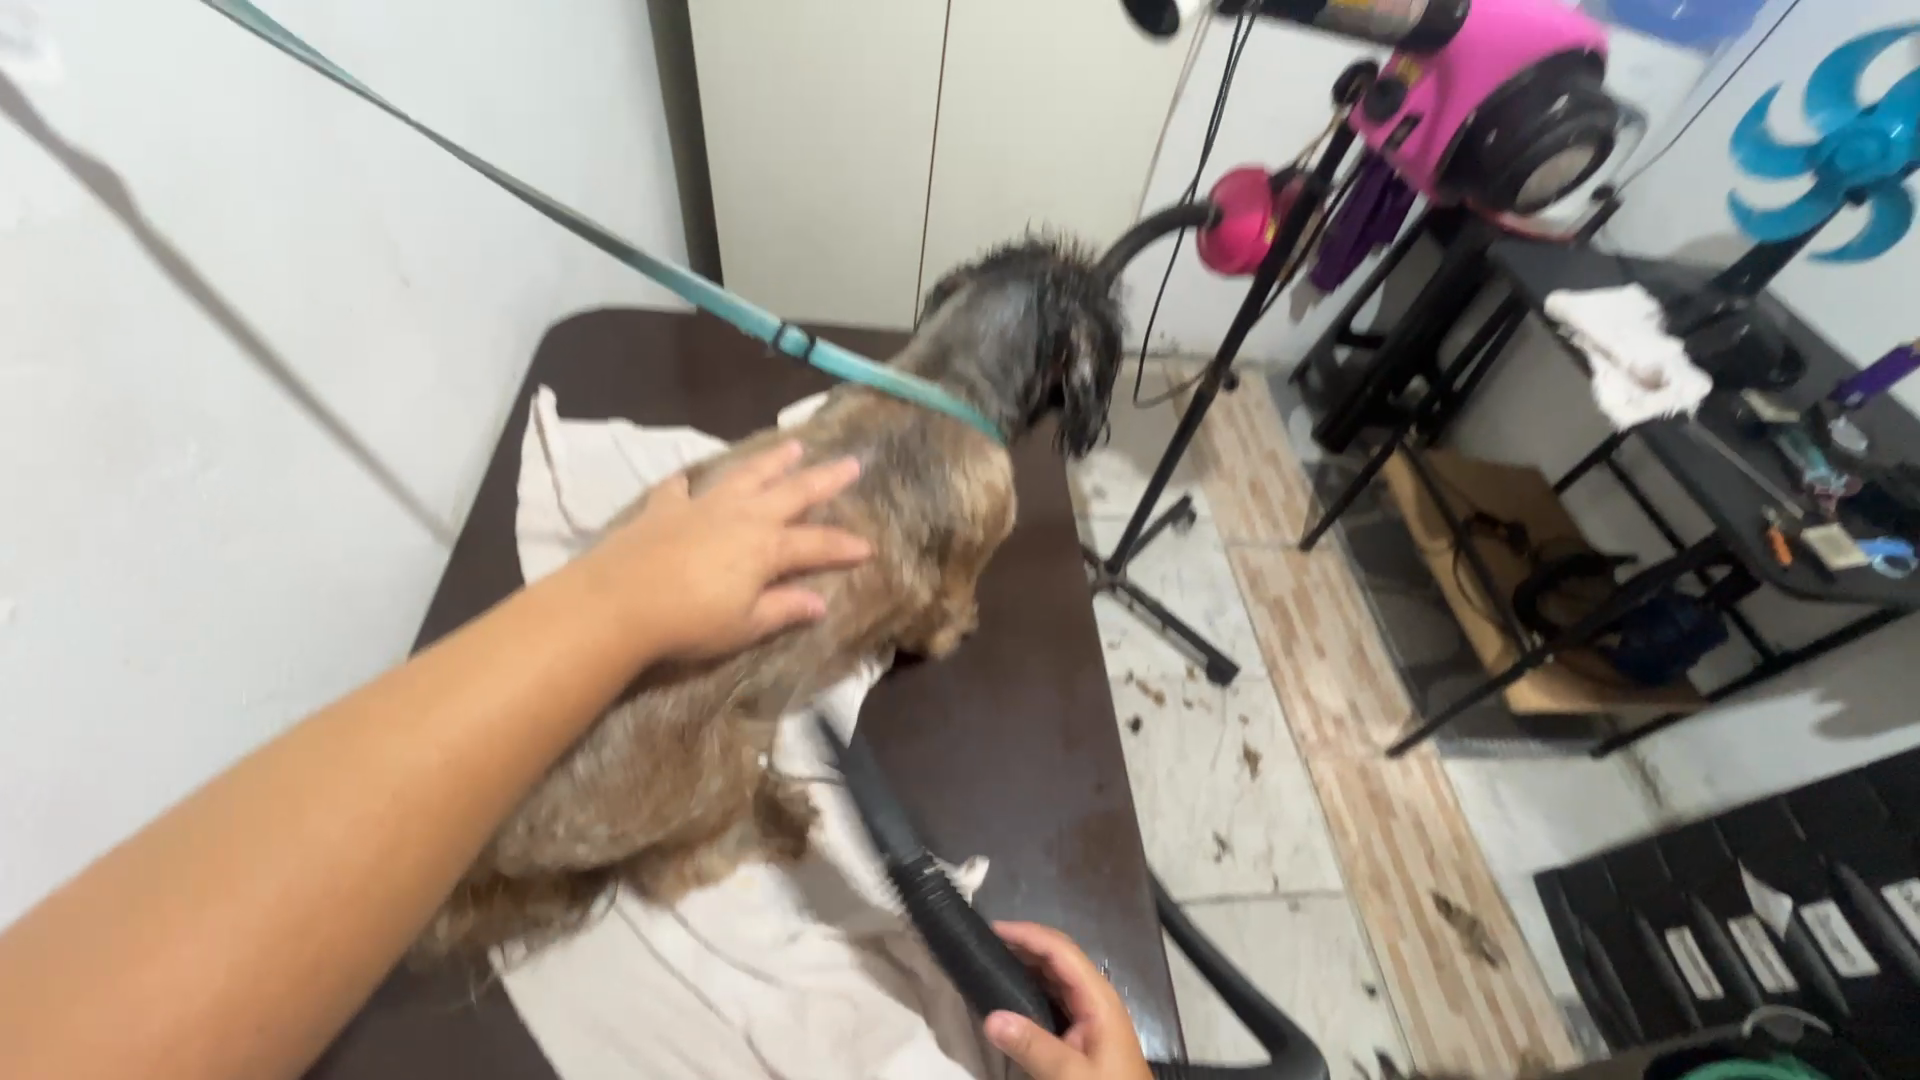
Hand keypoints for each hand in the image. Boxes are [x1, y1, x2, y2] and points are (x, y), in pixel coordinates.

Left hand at [574, 440, 870, 661]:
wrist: (618, 602)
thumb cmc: (690, 621)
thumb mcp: (745, 624)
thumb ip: (784, 609)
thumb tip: (820, 603)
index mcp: (767, 547)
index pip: (817, 544)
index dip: (844, 546)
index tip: (868, 546)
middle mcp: (742, 517)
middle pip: (792, 493)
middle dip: (824, 479)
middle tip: (850, 462)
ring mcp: (703, 507)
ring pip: (745, 476)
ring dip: (771, 462)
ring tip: (792, 446)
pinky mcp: (665, 509)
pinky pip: (680, 489)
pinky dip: (687, 482)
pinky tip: (688, 478)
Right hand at [984, 922, 1150, 1079]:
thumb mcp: (1071, 1076)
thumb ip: (1032, 1046)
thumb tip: (990, 1017)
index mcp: (1097, 996)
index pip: (1060, 950)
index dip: (1027, 934)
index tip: (993, 929)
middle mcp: (1095, 995)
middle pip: (1058, 955)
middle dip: (1025, 943)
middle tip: (987, 942)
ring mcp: (1091, 1011)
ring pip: (1056, 973)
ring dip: (1027, 962)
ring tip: (993, 959)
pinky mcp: (1085, 1028)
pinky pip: (1055, 994)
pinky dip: (1032, 984)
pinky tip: (1011, 991)